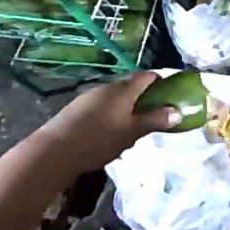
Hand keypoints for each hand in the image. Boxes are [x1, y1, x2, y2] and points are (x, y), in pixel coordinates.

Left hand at [27, 72, 174, 177]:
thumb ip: (156, 120)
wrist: (50, 153)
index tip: (169, 95)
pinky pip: (100, 107)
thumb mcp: (132, 132)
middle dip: (143, 98)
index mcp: (124, 89)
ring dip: (125, 108)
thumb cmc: (98, 140)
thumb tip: (179, 112)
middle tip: (152, 116)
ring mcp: (88, 98)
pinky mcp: (74, 110)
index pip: (148, 76)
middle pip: (131, 87)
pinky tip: (107, 134)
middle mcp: (107, 88)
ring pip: (114, 98)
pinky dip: (109, 115)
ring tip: (130, 128)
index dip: (161, 82)